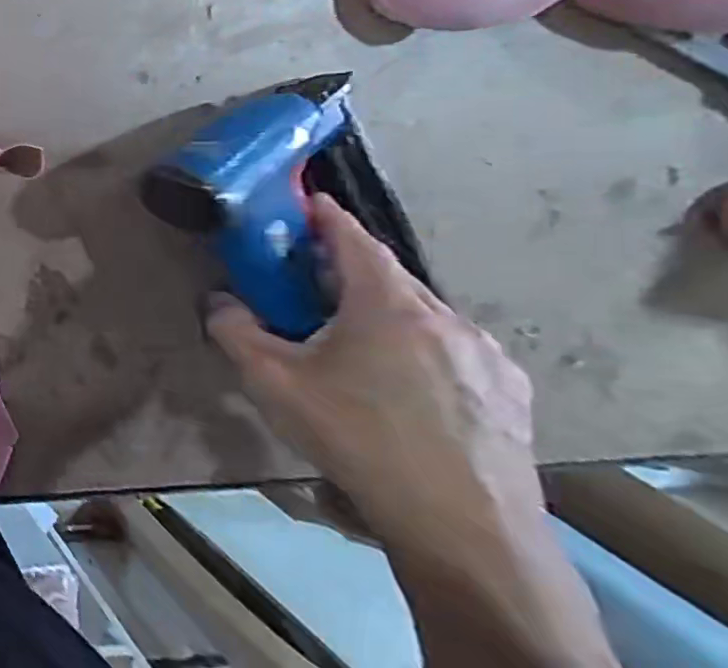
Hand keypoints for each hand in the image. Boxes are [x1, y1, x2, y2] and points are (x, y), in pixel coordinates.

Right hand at [207, 195, 542, 553]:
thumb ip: (234, 331)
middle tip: (309, 279)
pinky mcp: (508, 393)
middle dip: (347, 268)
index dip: (327, 216)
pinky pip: (453, 350)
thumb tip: (219, 302)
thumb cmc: (357, 436)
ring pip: (423, 314)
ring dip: (384, 310)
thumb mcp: (273, 382)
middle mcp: (445, 317)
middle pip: (389, 275)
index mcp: (389, 304)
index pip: (355, 239)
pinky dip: (420, 346)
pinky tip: (402, 384)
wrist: (463, 525)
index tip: (307, 202)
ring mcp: (486, 356)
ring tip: (352, 337)